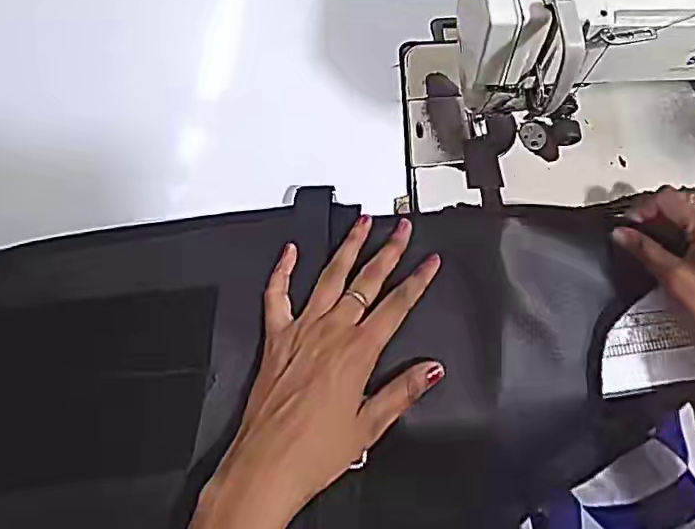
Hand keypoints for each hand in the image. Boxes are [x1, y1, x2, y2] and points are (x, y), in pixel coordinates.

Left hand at [191, 215, 442, 528]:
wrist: (263, 471)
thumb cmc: (312, 455)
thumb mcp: (369, 428)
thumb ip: (403, 391)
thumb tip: (432, 369)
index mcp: (358, 352)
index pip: (398, 304)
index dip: (418, 279)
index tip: (431, 261)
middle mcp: (331, 333)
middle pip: (368, 280)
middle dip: (390, 250)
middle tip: (402, 228)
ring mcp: (302, 331)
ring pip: (331, 276)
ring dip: (349, 246)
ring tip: (362, 223)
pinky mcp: (276, 339)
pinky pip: (277, 296)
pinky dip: (283, 271)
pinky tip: (290, 252)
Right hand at [613, 188, 694, 381]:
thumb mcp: (674, 279)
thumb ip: (645, 251)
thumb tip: (624, 234)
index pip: (668, 199)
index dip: (643, 209)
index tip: (628, 224)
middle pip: (677, 204)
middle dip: (651, 215)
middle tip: (633, 232)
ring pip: (683, 217)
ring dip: (661, 226)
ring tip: (644, 243)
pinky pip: (692, 232)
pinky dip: (674, 237)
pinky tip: (663, 254)